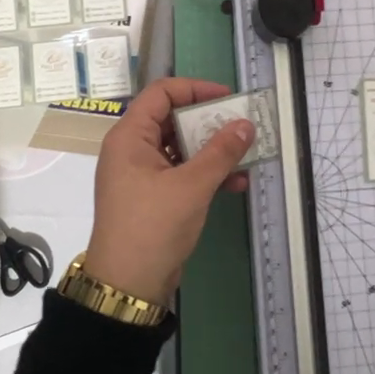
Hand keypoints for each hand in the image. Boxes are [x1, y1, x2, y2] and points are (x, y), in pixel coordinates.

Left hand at [82, 78, 253, 305]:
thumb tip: (245, 124)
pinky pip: (182, 173)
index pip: (161, 94)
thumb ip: (221, 152)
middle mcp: (133, 150)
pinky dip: (206, 174)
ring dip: (213, 151)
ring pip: (182, 148)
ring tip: (247, 157)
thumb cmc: (153, 226)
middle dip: (210, 123)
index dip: (195, 89)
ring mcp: (142, 175)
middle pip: (174, 120)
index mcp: (130, 137)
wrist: (128, 284)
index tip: (228, 98)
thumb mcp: (191, 186)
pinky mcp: (153, 197)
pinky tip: (236, 184)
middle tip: (243, 127)